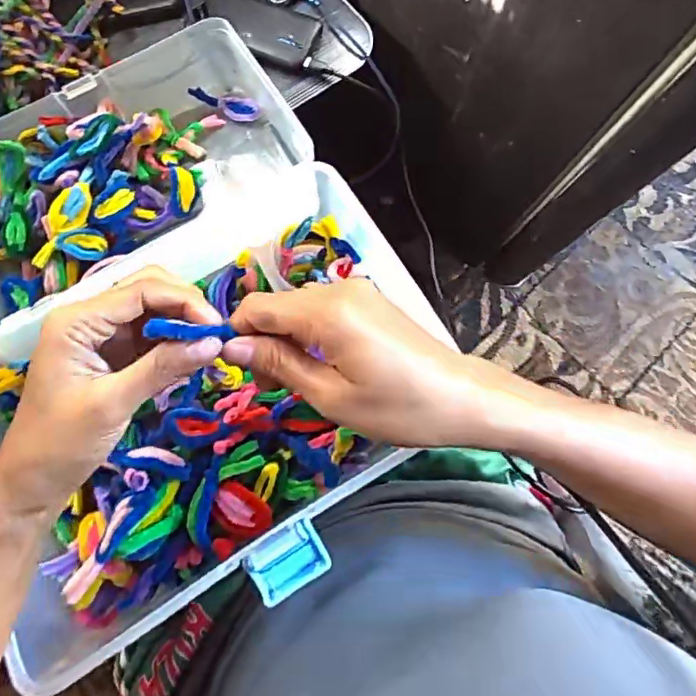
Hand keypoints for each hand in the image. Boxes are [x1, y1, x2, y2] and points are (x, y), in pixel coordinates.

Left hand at [0, 267, 224, 518]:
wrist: (30, 483)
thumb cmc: (60, 444)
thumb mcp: (113, 404)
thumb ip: (162, 367)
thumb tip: (213, 343)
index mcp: (77, 319)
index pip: (140, 289)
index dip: (183, 300)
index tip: (216, 325)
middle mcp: (88, 316)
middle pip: (147, 289)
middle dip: (184, 305)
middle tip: (214, 333)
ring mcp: (100, 333)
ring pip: (152, 308)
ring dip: (181, 322)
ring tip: (208, 345)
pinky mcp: (111, 352)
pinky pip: (149, 333)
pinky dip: (172, 341)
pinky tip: (191, 356)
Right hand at [221, 279, 527, 447]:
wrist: (464, 397)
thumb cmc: (399, 406)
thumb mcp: (331, 396)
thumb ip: (279, 365)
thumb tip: (232, 347)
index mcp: (325, 311)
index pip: (257, 306)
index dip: (237, 335)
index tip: (240, 372)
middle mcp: (337, 289)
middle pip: (276, 305)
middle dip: (263, 342)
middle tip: (273, 388)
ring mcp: (356, 291)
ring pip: (298, 307)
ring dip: (286, 339)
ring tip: (299, 381)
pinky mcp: (368, 299)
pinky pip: (322, 309)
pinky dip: (310, 333)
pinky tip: (322, 364)